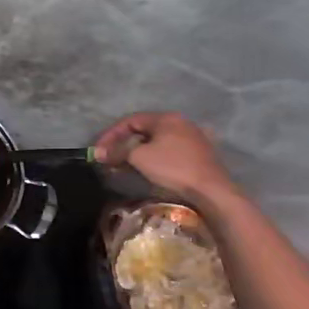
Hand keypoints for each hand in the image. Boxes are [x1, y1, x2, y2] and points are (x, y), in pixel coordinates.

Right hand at [94, 112, 236, 203]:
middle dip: (123, 145)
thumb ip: (117, 151)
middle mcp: (180, 123)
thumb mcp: (139, 157)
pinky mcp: (199, 155)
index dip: (110, 135)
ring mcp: (192, 138)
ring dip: (136, 153)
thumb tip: (97, 153)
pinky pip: (168, 151)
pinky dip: (152, 158)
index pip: (130, 121)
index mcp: (166, 118)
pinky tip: (146, 170)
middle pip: (143, 131)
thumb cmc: (172, 167)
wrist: (211, 190)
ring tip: (124, 167)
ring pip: (156, 142)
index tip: (98, 150)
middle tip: (109, 159)